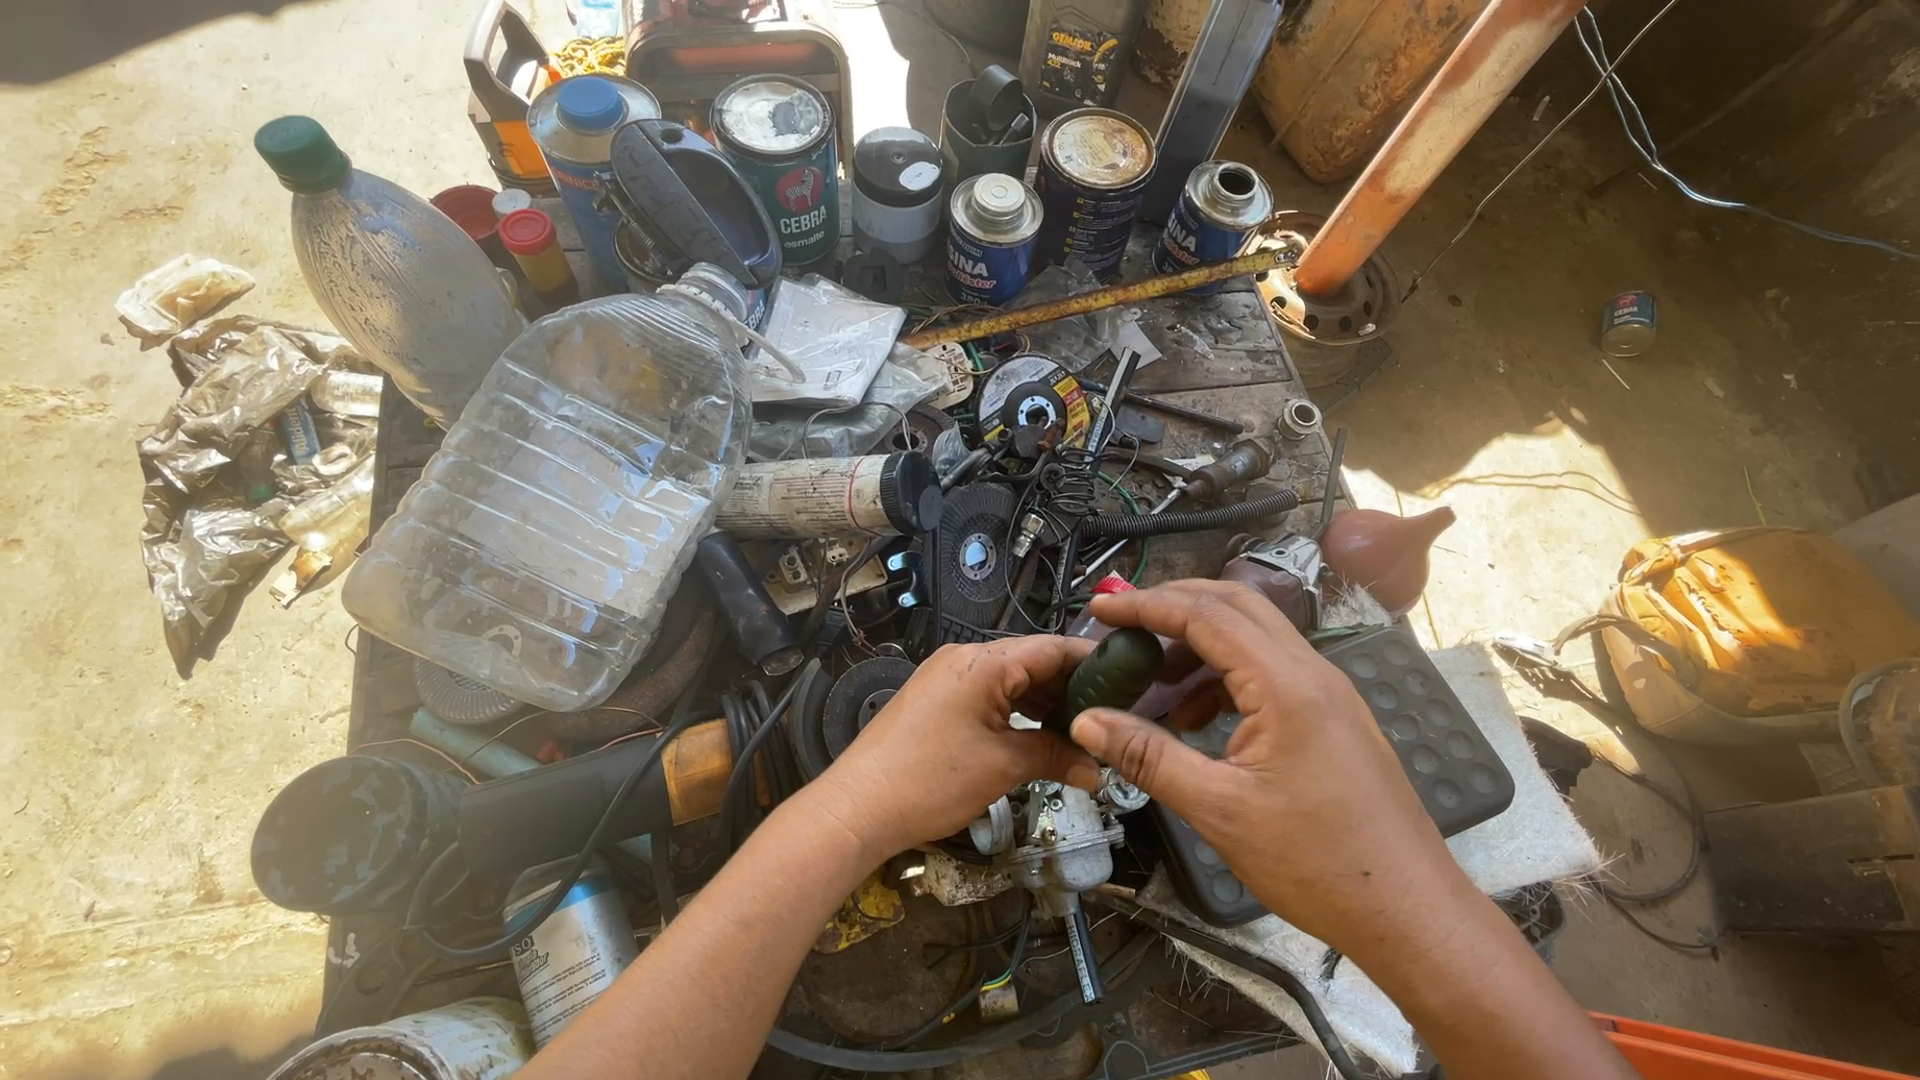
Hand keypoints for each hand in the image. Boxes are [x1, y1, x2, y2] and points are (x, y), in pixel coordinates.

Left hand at [806, 637, 1099, 863]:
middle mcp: (963, 658)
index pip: (1051, 647)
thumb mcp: (1002, 766)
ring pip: (1010, 679)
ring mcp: (946, 677)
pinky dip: (1016, 711)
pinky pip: (988, 694)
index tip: (1129, 678)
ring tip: (1082, 730)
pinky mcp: (936, 699)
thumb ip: (1054, 757)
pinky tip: (1039, 733)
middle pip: (1031, 661)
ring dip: (1044, 702)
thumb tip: (1097, 769)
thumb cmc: (931, 779)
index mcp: (983, 662)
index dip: (1092, 661)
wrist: (858, 806)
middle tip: (1111, 715)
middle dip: (1071, 688)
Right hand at [1070, 580, 1477, 960]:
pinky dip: (1224, 676)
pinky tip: (1197, 719)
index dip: (1147, 605)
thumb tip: (1086, 721)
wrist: (1410, 912)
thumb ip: (1148, 757)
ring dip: (1199, 644)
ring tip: (1155, 681)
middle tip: (1123, 623)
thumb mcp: (1218, 810)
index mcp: (1286, 686)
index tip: (1099, 610)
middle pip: (1235, 605)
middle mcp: (1311, 673)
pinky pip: (1269, 670)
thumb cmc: (1316, 863)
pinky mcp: (1331, 717)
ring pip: (1254, 636)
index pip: (1206, 615)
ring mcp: (1328, 693)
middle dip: (1174, 604)